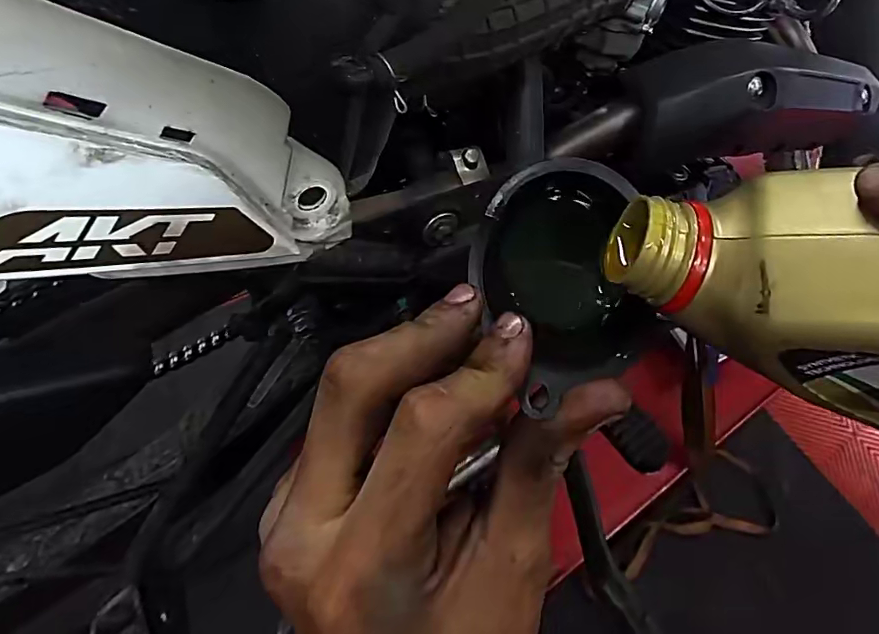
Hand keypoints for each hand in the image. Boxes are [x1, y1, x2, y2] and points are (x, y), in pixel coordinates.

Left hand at [258, 283, 630, 633]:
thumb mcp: (510, 571)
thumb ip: (538, 464)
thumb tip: (593, 392)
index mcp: (360, 564)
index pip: (422, 426)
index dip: (479, 370)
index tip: (519, 334)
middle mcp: (302, 527)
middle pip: (352, 386)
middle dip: (421, 333)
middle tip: (475, 307)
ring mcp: (285, 509)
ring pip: (338, 390)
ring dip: (404, 348)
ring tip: (462, 327)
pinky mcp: (290, 494)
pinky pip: (339, 414)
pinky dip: (390, 380)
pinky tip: (432, 370)